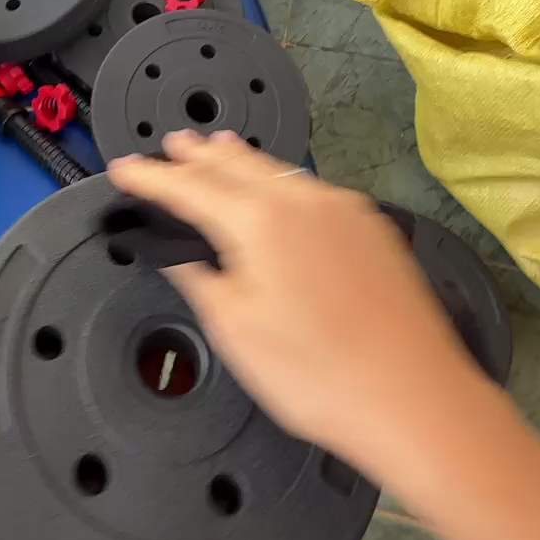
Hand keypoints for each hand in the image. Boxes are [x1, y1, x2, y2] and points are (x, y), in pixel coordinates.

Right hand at [107, 131, 483, 461]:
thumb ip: (200, 277)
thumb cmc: (320, 374)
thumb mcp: (236, 330)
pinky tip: (275, 187)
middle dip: (197, 153)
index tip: (125, 168)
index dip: (152, 177)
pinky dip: (277, 177)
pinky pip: (308, 185)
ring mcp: (340, 208)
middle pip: (235, 163)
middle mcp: (300, 200)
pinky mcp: (368, 224)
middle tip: (172, 143)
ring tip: (215, 146)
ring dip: (238, 158)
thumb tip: (179, 251)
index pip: (189, 187)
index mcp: (260, 221)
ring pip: (275, 168)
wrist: (415, 396)